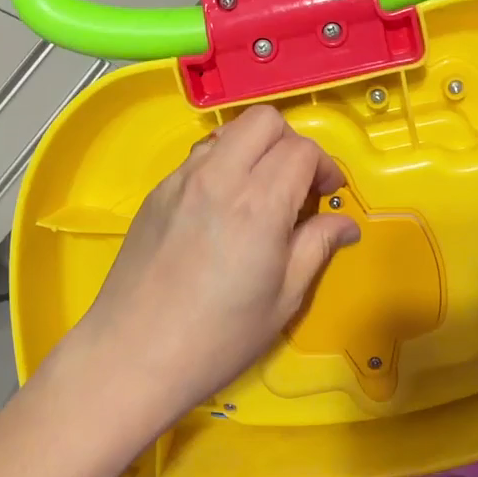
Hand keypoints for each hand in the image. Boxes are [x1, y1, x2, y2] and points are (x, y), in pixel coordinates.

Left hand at [60, 105, 360, 428]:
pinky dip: (223, 164)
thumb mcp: (283, 300)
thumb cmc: (217, 338)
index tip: (328, 196)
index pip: (302, 150)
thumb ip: (317, 248)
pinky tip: (223, 208)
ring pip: (229, 132)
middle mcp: (219, 178)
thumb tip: (346, 225)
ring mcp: (182, 180)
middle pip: (264, 120)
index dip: (325, 167)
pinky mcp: (157, 192)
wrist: (131, 356)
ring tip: (260, 192)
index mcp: (258, 204)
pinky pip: (199, 156)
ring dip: (254, 148)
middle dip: (291, 142)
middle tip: (298, 184)